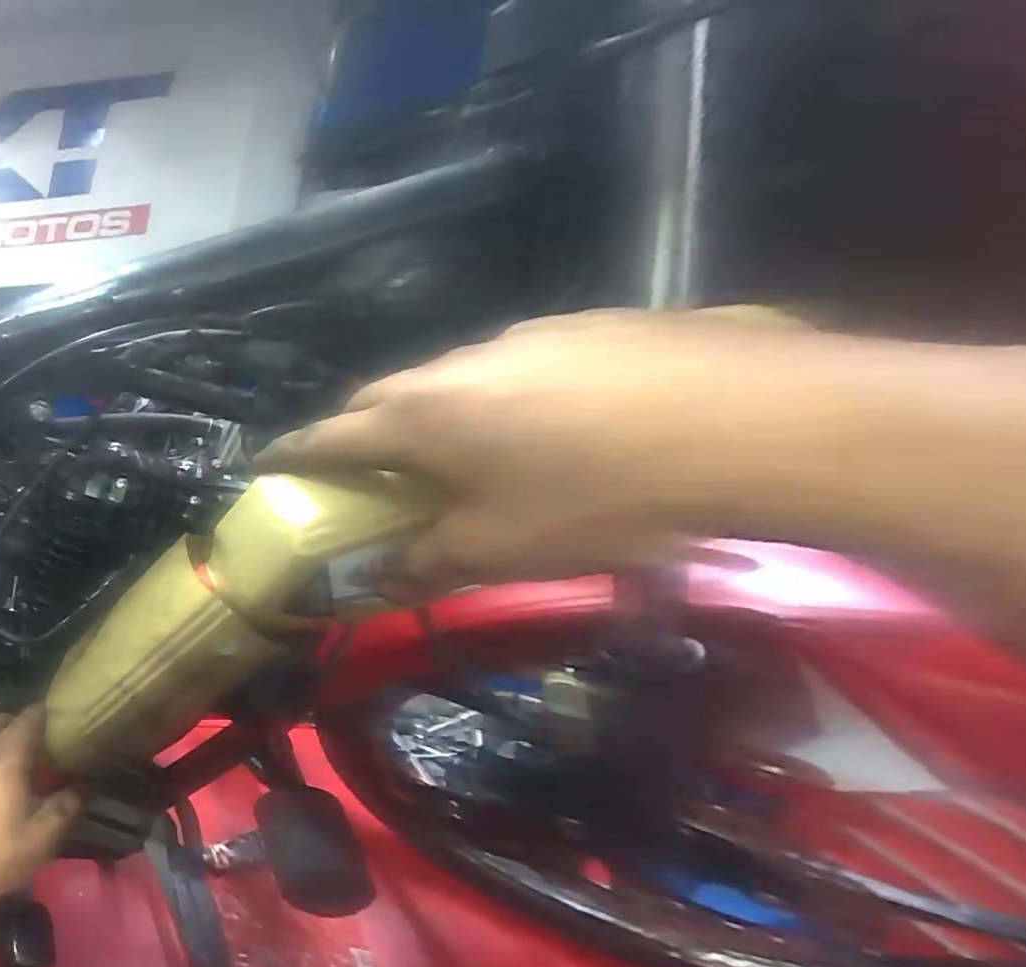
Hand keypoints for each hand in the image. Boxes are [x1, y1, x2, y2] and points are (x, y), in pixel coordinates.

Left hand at [0, 689, 84, 910]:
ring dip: (1, 722)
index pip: (34, 718)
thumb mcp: (46, 832)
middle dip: (28, 725)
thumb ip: (70, 801)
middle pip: (8, 719)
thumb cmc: (0, 855)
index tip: (66, 726)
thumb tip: (89, 782)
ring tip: (14, 734)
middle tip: (43, 745)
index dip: (51, 717)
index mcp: (9, 755)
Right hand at [255, 308, 937, 596]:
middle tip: (361, 468)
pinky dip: (496, 397)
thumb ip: (426, 564)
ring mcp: (524, 337)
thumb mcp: (499, 549)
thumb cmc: (600, 497)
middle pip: (380, 397)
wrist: (763, 424)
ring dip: (429, 413)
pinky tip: (547, 425)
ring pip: (447, 378)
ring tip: (458, 451)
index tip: (263, 464)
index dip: (290, 453)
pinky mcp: (586, 326)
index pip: (329, 436)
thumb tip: (381, 581)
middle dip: (355, 431)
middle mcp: (458, 364)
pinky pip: (511, 365)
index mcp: (422, 417)